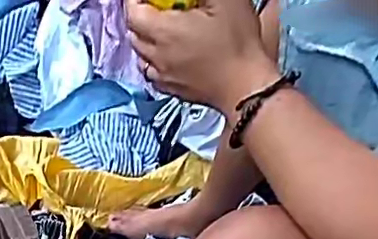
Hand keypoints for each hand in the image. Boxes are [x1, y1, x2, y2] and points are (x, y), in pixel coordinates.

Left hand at [126, 0, 278, 111]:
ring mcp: (164, 78)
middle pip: (134, 36)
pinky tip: (167, 53)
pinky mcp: (174, 91)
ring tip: (159, 29)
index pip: (133, 14)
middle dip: (138, 17)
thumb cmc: (236, 41)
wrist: (245, 87)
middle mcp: (158, 58)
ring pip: (141, 57)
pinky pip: (153, 74)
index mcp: (165, 33)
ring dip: (144, 41)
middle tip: (154, 6)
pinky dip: (153, 61)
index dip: (134, 0)